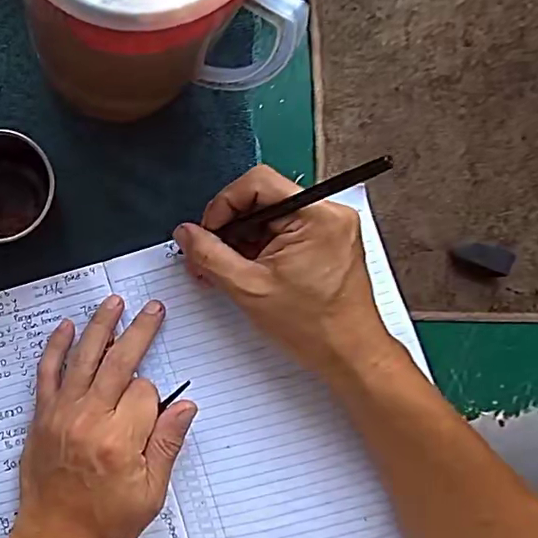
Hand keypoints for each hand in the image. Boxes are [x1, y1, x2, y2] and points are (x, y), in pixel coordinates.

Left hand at [9, 295, 197, 537]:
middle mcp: (89, 420)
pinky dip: (56, 347)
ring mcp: (62, 414)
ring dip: (101, 326)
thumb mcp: (149, 496)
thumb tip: (185, 407)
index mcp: (119, 441)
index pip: (146, 393)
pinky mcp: (43, 416)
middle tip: (153, 309)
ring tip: (114, 303)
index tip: (154, 411)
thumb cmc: (102, 526)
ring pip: (84, 358)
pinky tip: (66, 327)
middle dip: (139, 331)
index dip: (155, 396)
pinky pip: (48, 373)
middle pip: (119, 362)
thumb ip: (167, 446)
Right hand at [173, 165, 400, 379]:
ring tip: (231, 270)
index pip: (256, 183)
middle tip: (211, 255)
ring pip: (270, 216)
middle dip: (230, 227)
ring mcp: (331, 227)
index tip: (208, 230)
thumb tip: (187, 233)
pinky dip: (261, 247)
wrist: (349, 354)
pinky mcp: (328, 241)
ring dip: (243, 240)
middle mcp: (329, 214)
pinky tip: (250, 271)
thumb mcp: (248, 288)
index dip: (223, 204)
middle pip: (262, 198)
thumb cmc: (315, 327)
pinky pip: (284, 230)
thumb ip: (209, 254)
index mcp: (317, 216)